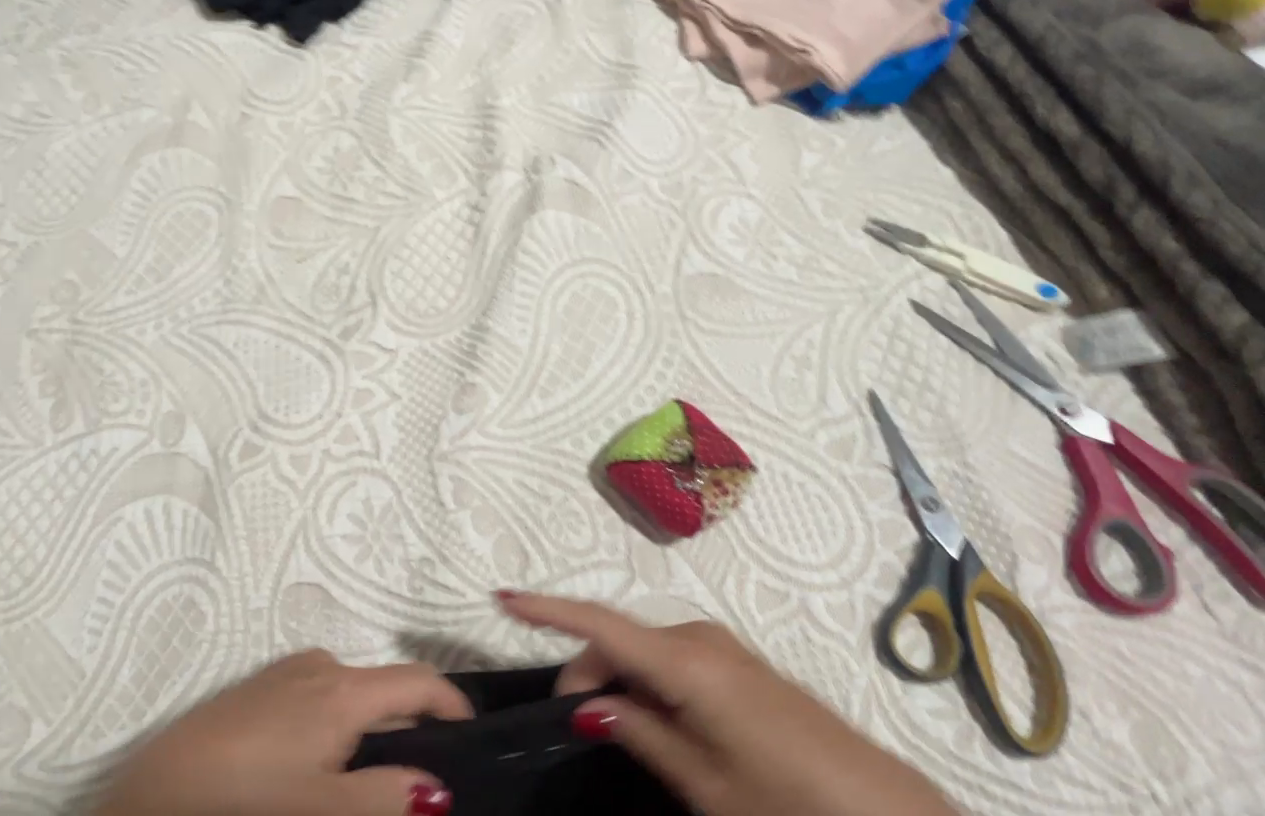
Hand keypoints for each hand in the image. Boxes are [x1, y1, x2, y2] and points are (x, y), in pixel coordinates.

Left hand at [91, 649, 471, 815]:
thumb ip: (388, 796)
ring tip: (366, 781)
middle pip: (383, 689)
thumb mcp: (326, 807)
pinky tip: (316, 768)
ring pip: (348, 696)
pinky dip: (335, 727)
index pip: (417, 680)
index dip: (453, 705)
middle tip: (415, 781)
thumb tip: (436, 787)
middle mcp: (317, 666)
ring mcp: (282, 675)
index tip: (473, 742)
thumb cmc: (251, 796)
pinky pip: (316, 699)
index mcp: (341, 688)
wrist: (159, 793)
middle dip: (408, 729)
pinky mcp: (255, 690)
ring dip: (369, 731)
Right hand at [499, 592, 959, 815]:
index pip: (599, 624)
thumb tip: (587, 704)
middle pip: (619, 639)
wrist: (891, 815)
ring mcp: (725, 649)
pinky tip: (655, 722)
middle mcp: (701, 639)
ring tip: (614, 731)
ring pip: (645, 650)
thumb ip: (640, 733)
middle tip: (574, 727)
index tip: (501, 597)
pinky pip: (674, 660)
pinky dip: (649, 681)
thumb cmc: (789, 802)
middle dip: (587, 671)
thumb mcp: (705, 782)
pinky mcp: (742, 666)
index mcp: (686, 663)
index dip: (547, 610)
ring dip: (618, 678)